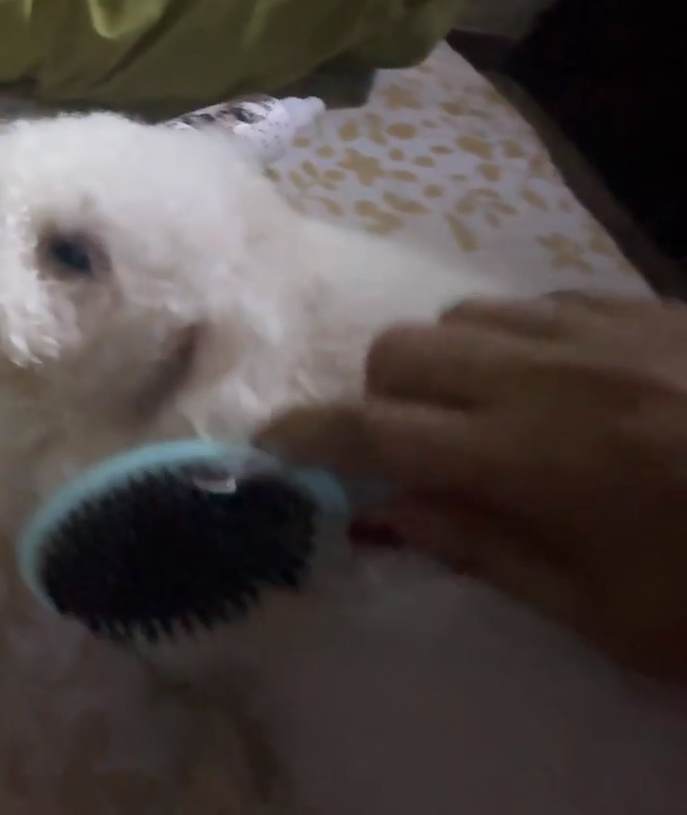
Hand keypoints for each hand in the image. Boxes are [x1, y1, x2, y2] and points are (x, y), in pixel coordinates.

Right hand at [260, 293, 686, 680]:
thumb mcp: (620, 616)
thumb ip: (484, 552)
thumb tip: (382, 514)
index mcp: (529, 460)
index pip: (365, 432)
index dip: (302, 437)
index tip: (271, 447)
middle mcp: (546, 381)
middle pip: (397, 353)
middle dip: (379, 395)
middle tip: (412, 438)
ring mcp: (604, 335)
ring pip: (459, 319)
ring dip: (447, 362)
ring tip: (489, 403)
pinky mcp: (656, 312)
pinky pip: (539, 303)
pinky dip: (518, 339)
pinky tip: (563, 378)